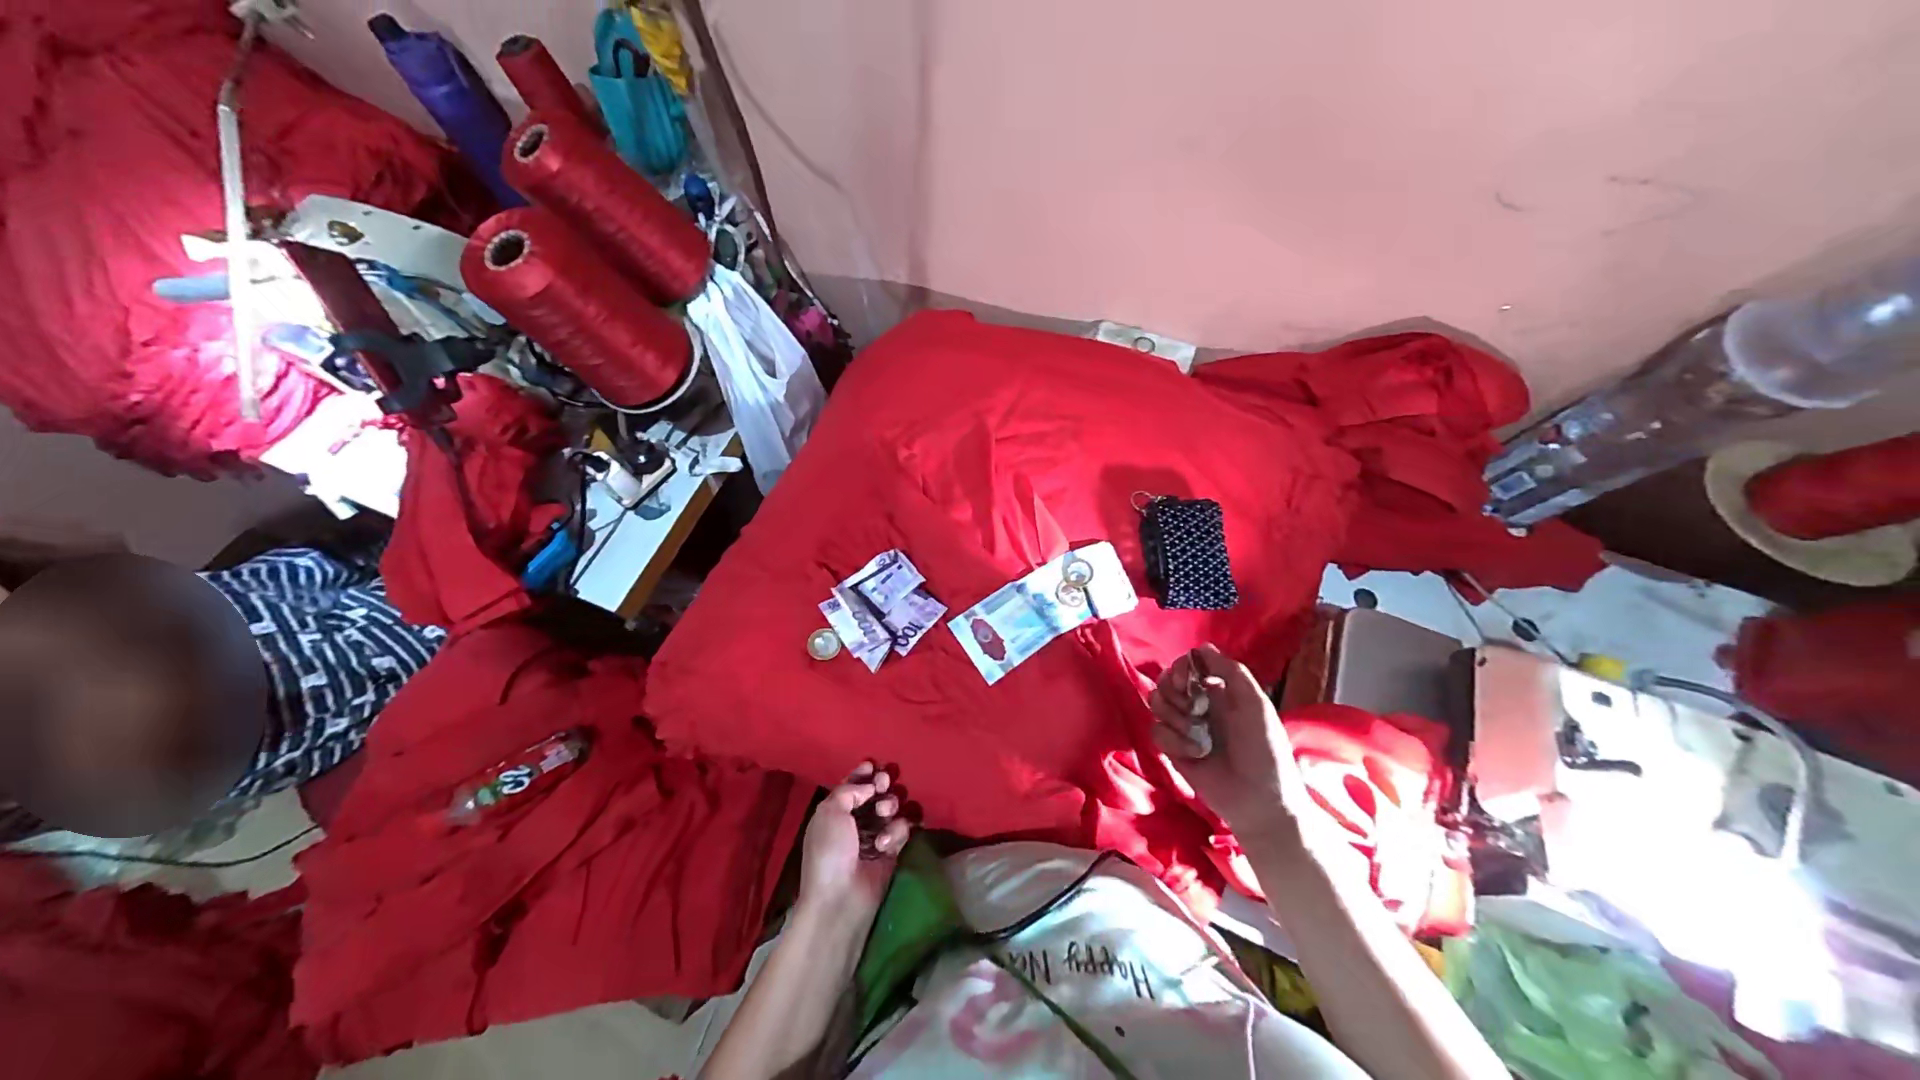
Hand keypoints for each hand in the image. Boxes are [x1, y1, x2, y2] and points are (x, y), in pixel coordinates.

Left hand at [797, 762, 911, 920]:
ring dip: (890, 806)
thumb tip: (870, 786)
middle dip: (882, 786)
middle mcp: (856, 820)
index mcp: (836, 810)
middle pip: (877, 792)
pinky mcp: (893, 850)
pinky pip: (903, 829)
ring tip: (884, 815)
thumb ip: (850, 790)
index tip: (873, 767)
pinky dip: (896, 832)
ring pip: (893, 808)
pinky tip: (885, 846)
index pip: (853, 784)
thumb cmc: (829, 851)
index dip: (864, 774)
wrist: (841, 897)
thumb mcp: (830, 812)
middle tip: (884, 786)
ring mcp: (876, 835)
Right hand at [1148, 644, 1301, 831]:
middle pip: (1166, 682)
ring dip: (1174, 717)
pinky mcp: (1173, 750)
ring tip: (1196, 735)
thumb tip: (1202, 647)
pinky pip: (1157, 732)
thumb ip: (1231, 671)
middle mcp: (1200, 705)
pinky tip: (1194, 753)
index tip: (1186, 680)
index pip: (1186, 665)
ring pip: (1157, 704)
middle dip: (1174, 693)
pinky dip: (1173, 740)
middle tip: (1194, 709)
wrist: (1259, 801)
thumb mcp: (1256, 704)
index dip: (1180, 669)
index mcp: (1220, 690)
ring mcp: (1185, 727)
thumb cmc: (1265, 750)